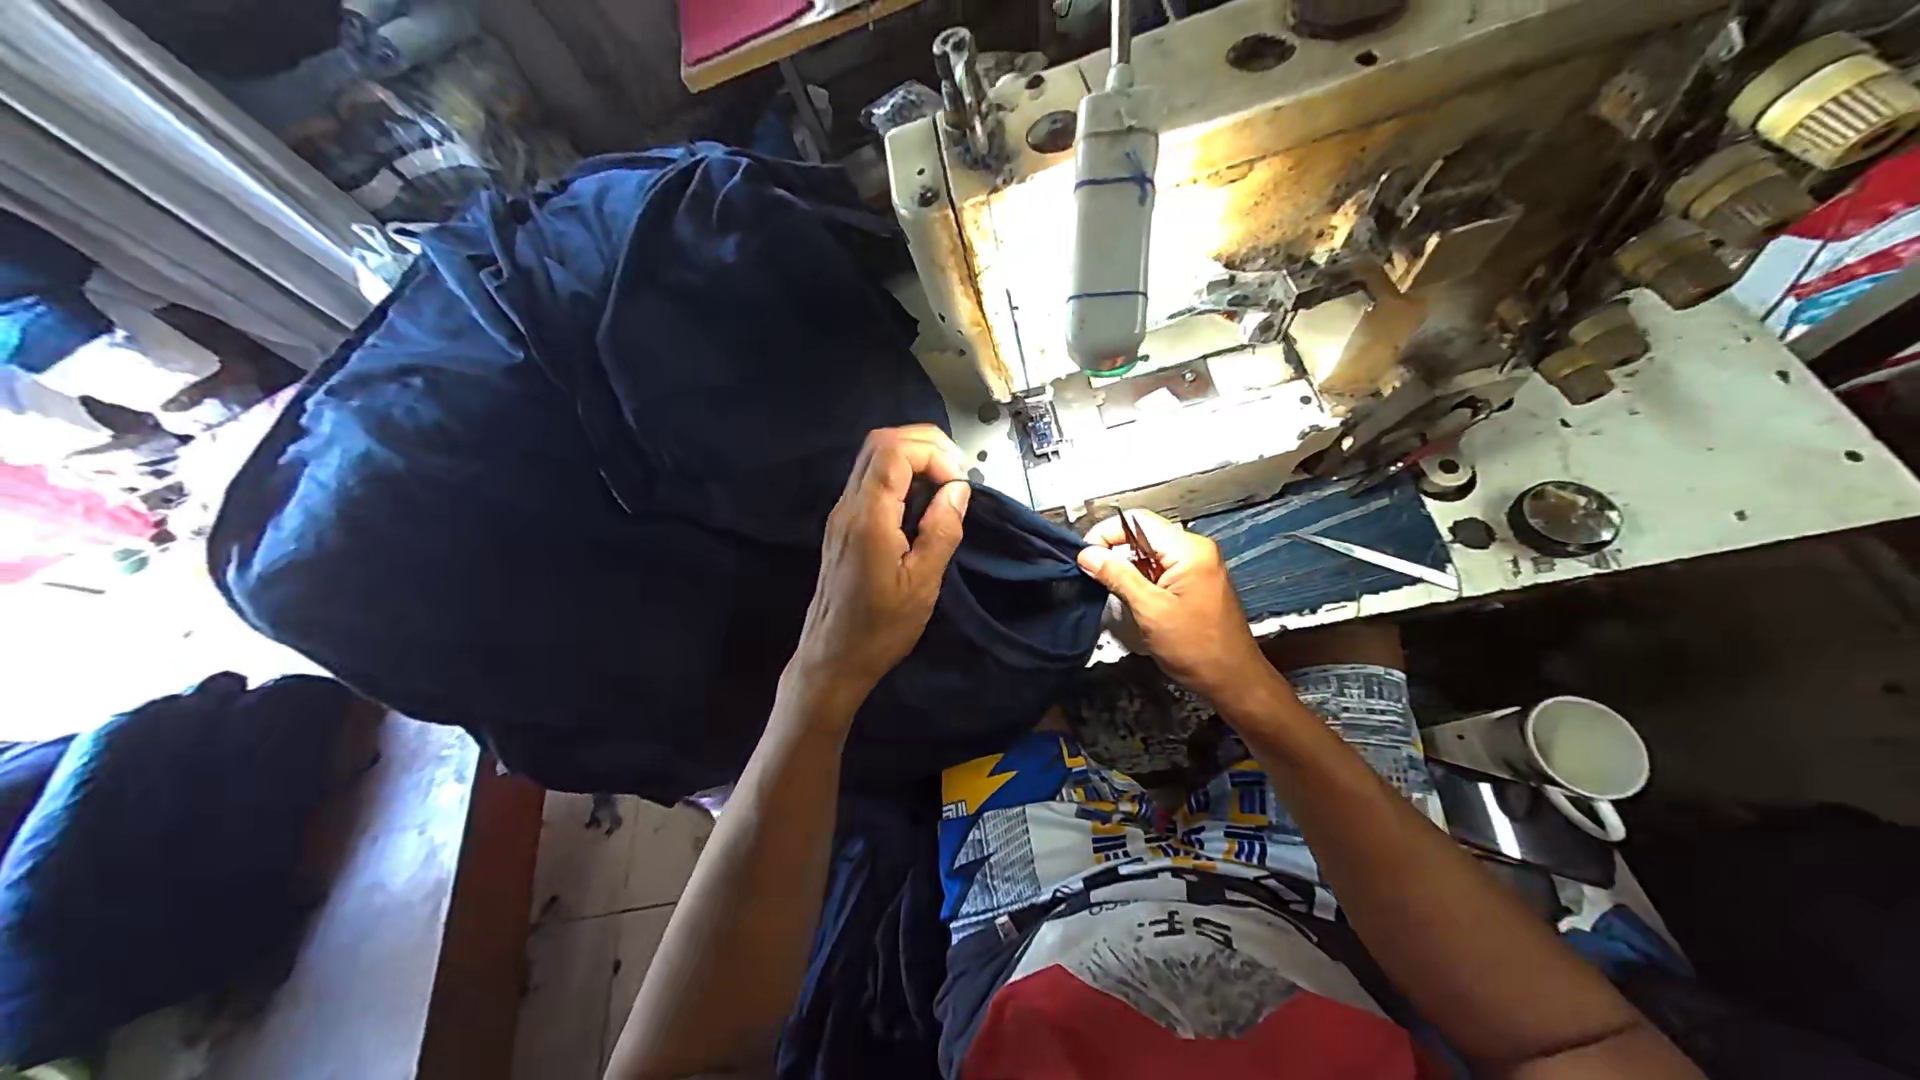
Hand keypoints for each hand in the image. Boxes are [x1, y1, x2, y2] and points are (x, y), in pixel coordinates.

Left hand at [786, 426, 970, 717]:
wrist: (832, 659)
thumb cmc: (879, 629)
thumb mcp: (923, 583)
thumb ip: (942, 530)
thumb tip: (958, 489)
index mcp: (868, 517)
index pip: (894, 451)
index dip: (932, 453)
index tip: (957, 484)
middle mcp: (848, 507)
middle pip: (879, 443)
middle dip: (923, 445)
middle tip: (954, 473)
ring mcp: (842, 515)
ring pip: (872, 459)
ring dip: (911, 459)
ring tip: (944, 485)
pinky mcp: (843, 527)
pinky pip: (870, 482)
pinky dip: (899, 477)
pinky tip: (921, 504)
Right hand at [1077, 510, 1276, 707]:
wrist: (1232, 679)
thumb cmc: (1197, 649)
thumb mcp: (1149, 610)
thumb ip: (1117, 576)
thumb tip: (1088, 554)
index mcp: (1189, 550)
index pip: (1137, 521)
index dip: (1107, 534)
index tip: (1086, 555)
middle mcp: (1196, 550)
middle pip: (1143, 534)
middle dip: (1115, 550)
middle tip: (1093, 573)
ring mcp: (1197, 565)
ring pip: (1149, 552)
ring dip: (1127, 567)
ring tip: (1111, 588)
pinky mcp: (1194, 581)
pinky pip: (1160, 567)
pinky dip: (1142, 578)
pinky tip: (1133, 597)